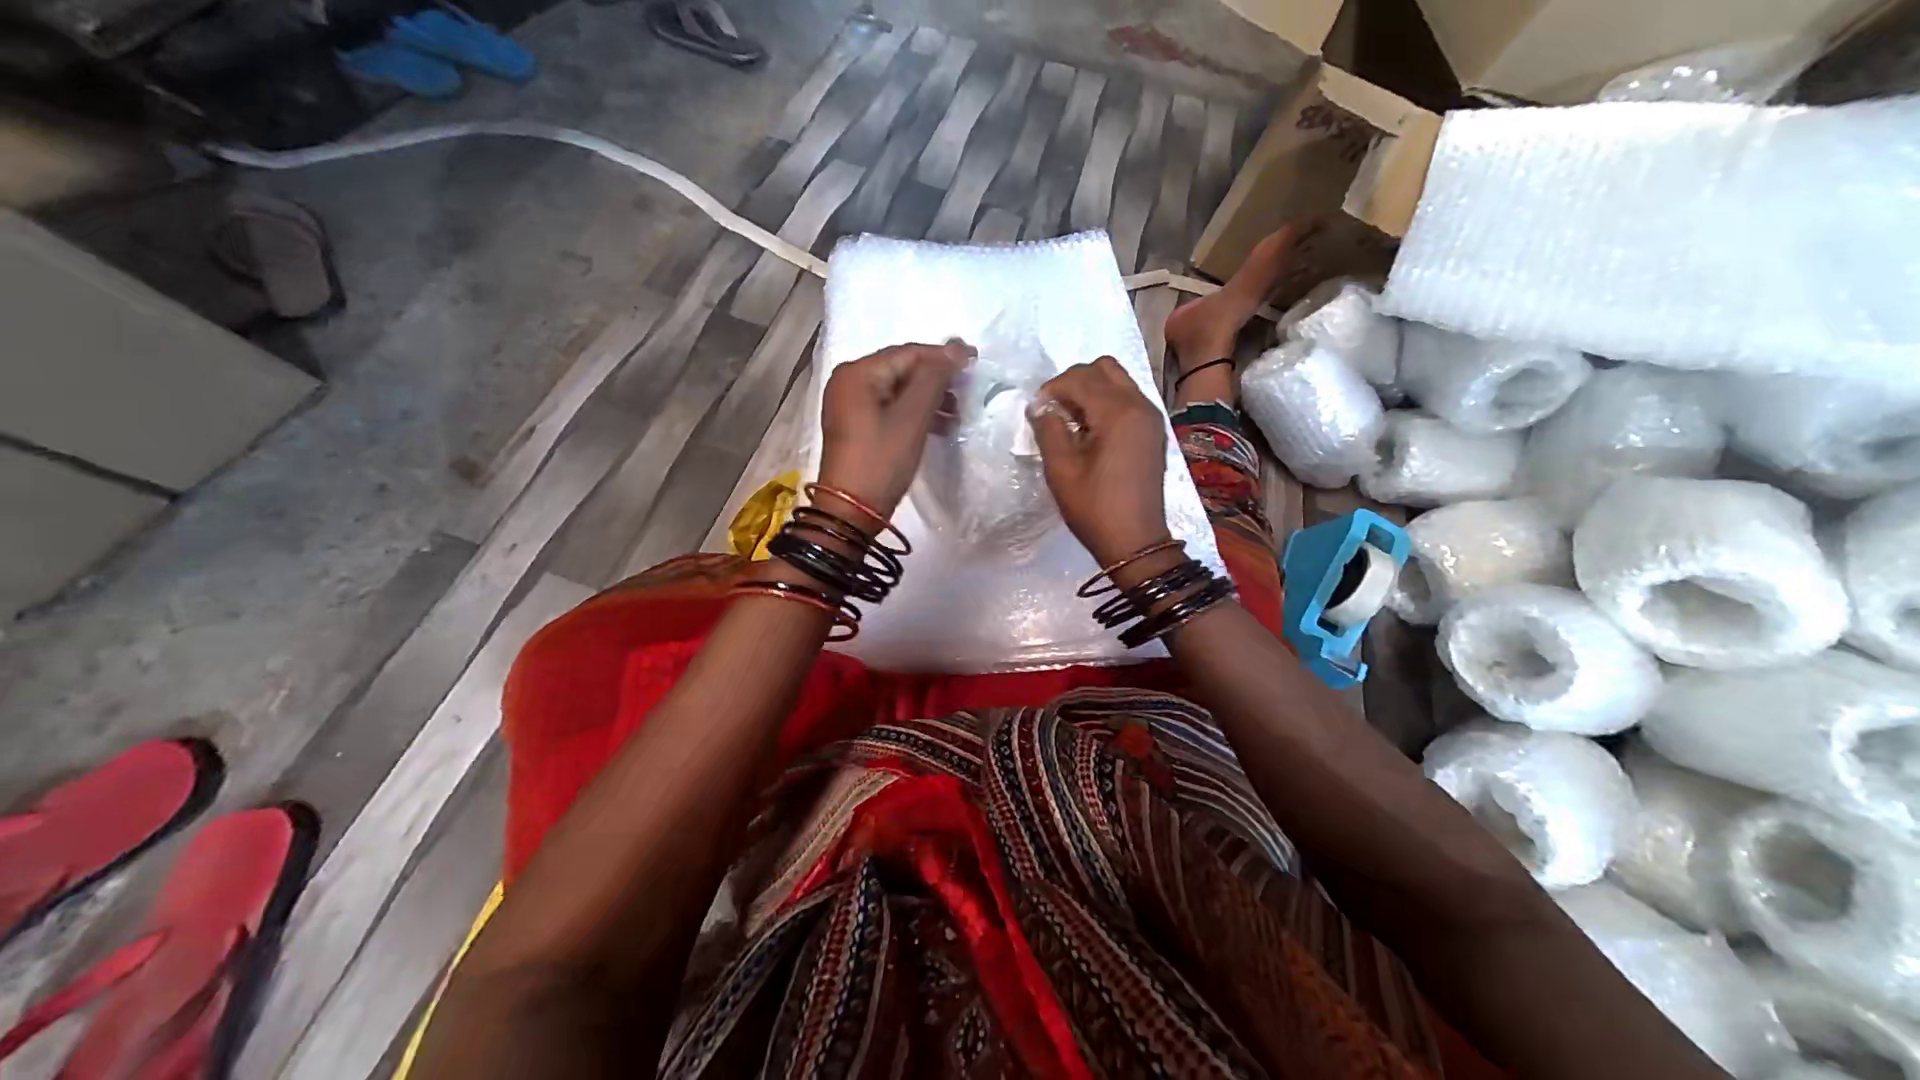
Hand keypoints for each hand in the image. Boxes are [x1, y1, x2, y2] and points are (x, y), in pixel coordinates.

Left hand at [818, 342, 970, 522]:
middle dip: (936, 379)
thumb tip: (956, 349)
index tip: (976, 361)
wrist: (851, 512)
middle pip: (902, 369)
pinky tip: (938, 425)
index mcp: (857, 373)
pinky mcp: (856, 425)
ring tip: (957, 413)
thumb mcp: (911, 418)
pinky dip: (914, 413)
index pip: (908, 353)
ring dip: (929, 398)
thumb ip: (934, 378)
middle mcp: (848, 381)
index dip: (943, 356)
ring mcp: (849, 404)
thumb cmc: (881, 461)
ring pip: (898, 390)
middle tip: (968, 389)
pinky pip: (890, 407)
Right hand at [1028, 356, 1170, 566]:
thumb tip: (1041, 406)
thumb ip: (1048, 428)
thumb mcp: (1061, 469)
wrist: (1136, 541)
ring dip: (1091, 390)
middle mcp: (1140, 405)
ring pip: (1118, 380)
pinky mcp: (1153, 431)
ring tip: (1071, 421)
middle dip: (1074, 381)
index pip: (1079, 377)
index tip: (1036, 412)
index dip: (1051, 389)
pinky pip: (1128, 398)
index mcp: (1118, 412)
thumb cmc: (1094, 507)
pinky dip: (1107, 402)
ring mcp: (1151, 417)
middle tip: (1055, 410)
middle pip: (1103, 367)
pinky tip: (1091, 431)